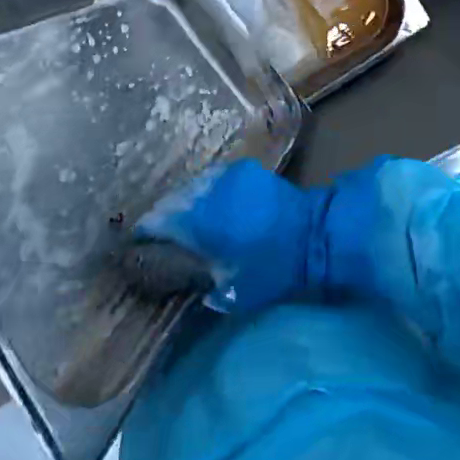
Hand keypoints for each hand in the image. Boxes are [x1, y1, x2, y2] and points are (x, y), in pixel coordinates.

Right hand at [134, 157, 391, 311]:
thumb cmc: (277, 268)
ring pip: (190, 190)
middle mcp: (205, 189)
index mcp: (198, 217)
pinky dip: (204, 197)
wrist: (321, 235)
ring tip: (184, 224)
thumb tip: (184, 284)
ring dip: (184, 206)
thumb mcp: (237, 288)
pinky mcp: (242, 171)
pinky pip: (210, 183)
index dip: (145, 235)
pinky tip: (209, 211)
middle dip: (164, 219)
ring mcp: (224, 175)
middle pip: (171, 202)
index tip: (138, 246)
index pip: (157, 222)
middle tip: (161, 237)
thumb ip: (204, 284)